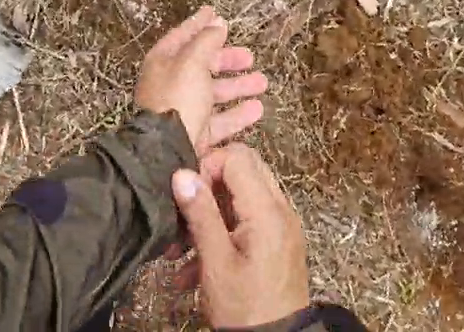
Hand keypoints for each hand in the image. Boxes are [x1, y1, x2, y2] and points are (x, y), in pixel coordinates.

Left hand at [134, 8, 266, 153]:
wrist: (166, 151)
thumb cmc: (177, 98)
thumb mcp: (192, 62)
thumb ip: (206, 41)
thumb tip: (217, 21)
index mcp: (164, 61)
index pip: (184, 35)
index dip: (200, 23)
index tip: (215, 12)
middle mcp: (171, 83)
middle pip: (203, 65)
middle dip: (227, 60)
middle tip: (250, 56)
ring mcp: (183, 110)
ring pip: (214, 93)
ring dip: (238, 87)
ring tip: (263, 82)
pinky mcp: (194, 134)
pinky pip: (219, 120)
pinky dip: (237, 114)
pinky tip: (257, 110)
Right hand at [171, 144, 309, 327]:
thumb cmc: (245, 308)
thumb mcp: (216, 263)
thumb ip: (201, 215)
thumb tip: (181, 173)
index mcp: (267, 210)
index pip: (237, 157)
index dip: (208, 166)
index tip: (188, 194)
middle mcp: (280, 209)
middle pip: (244, 168)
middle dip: (210, 184)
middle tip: (187, 210)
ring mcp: (282, 225)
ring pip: (244, 193)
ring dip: (212, 210)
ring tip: (183, 245)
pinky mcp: (278, 242)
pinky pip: (250, 218)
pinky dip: (225, 229)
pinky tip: (197, 264)